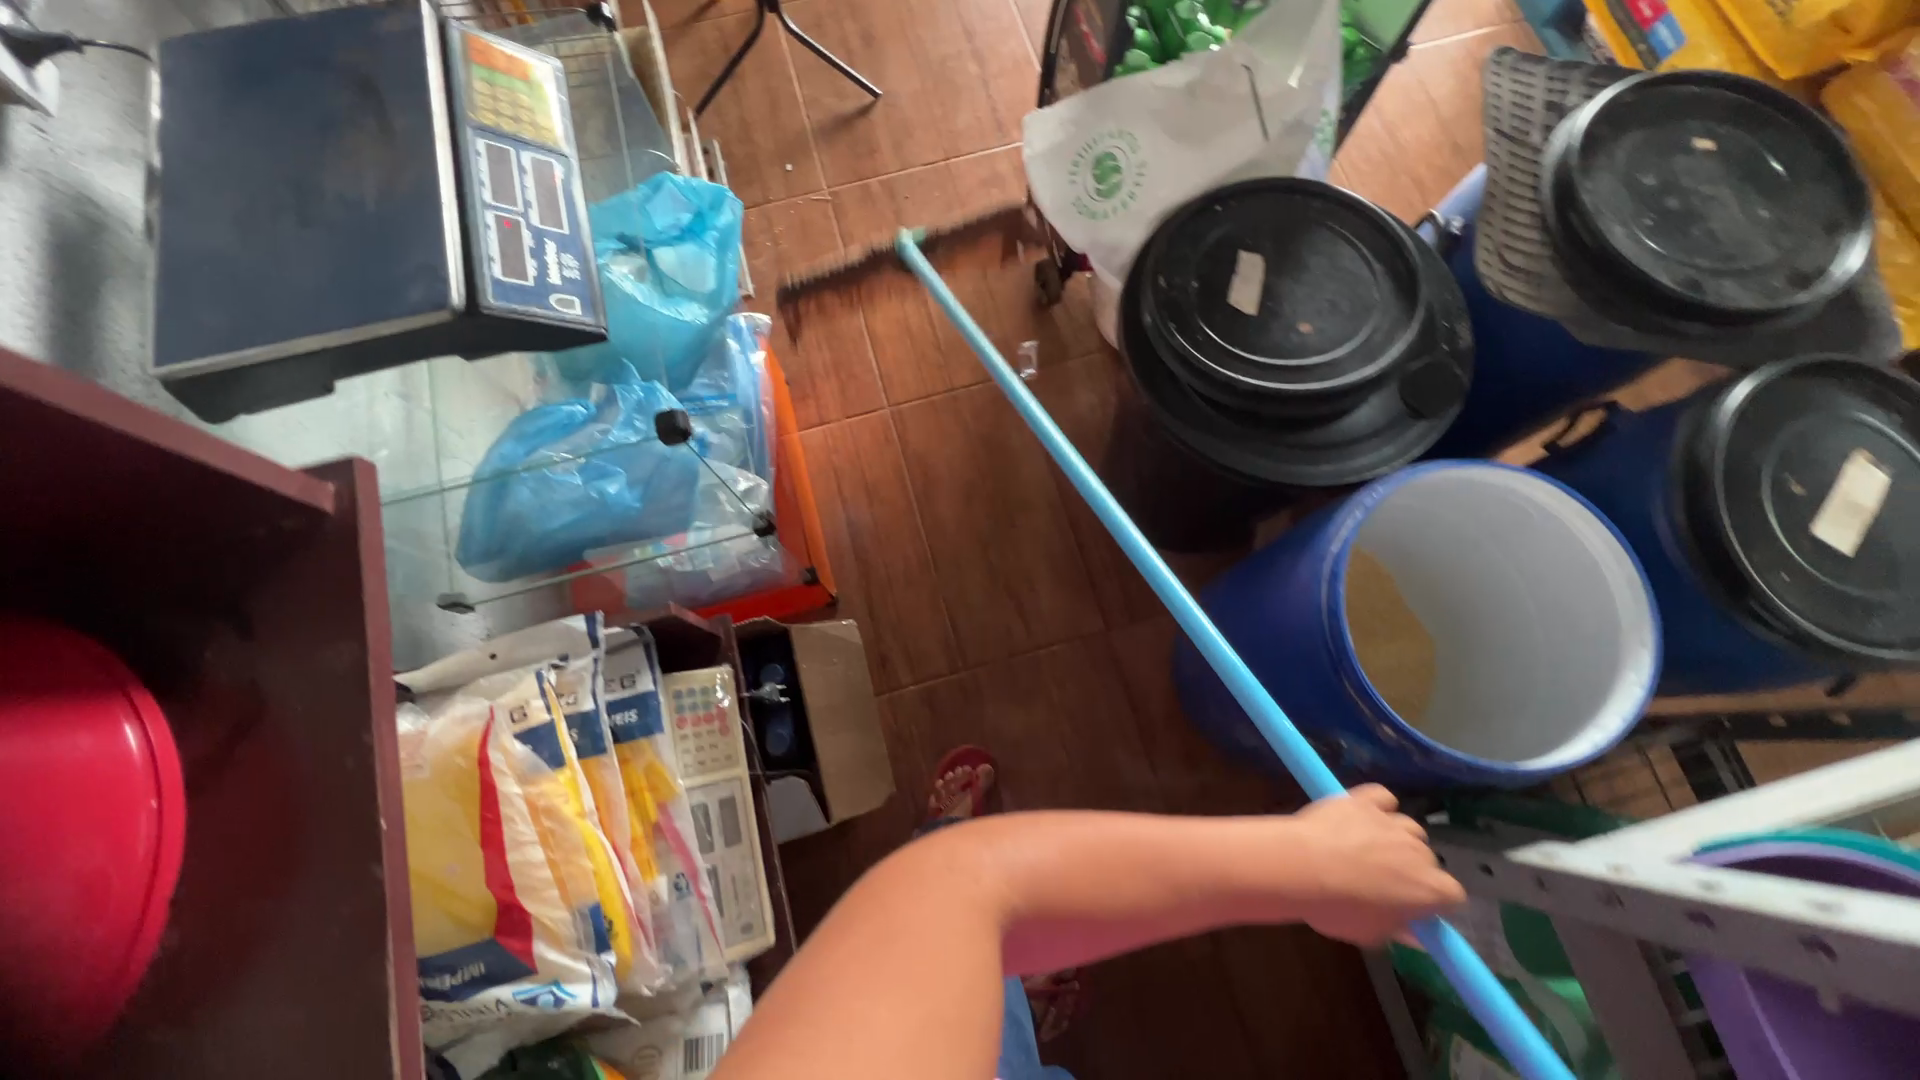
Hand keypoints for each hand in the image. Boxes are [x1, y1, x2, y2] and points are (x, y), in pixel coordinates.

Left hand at [1287, 785, 1464, 946]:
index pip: (1451, 895)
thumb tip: (1414, 934)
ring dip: (1396, 838)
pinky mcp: (1363, 800)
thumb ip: (1397, 931)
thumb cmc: (1337, 908)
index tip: (1411, 907)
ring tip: (1368, 848)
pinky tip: (1364, 815)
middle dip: (1410, 869)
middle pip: (1427, 859)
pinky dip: (1378, 805)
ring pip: (1408, 828)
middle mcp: (1419, 851)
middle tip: (1380, 879)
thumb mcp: (1370, 934)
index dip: (1432, 901)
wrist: (1301, 866)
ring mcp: (1391, 822)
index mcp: (1431, 890)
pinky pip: (1382, 797)